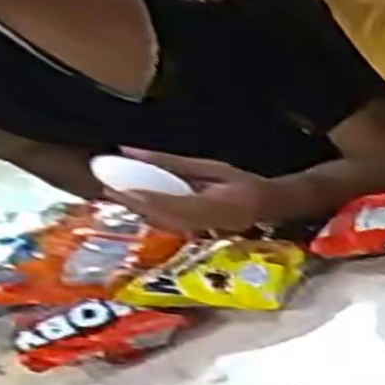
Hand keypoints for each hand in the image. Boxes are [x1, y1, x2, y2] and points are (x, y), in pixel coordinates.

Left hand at [103, 148, 279, 232]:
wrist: (276, 205)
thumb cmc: (247, 184)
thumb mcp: (212, 167)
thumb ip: (172, 162)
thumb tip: (127, 151)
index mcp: (222, 204)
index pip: (179, 204)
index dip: (149, 198)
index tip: (120, 188)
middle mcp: (219, 221)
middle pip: (171, 217)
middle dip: (138, 206)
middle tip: (108, 190)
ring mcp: (216, 230)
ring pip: (173, 225)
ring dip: (144, 213)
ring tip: (119, 198)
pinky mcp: (211, 233)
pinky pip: (179, 227)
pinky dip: (157, 218)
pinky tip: (141, 208)